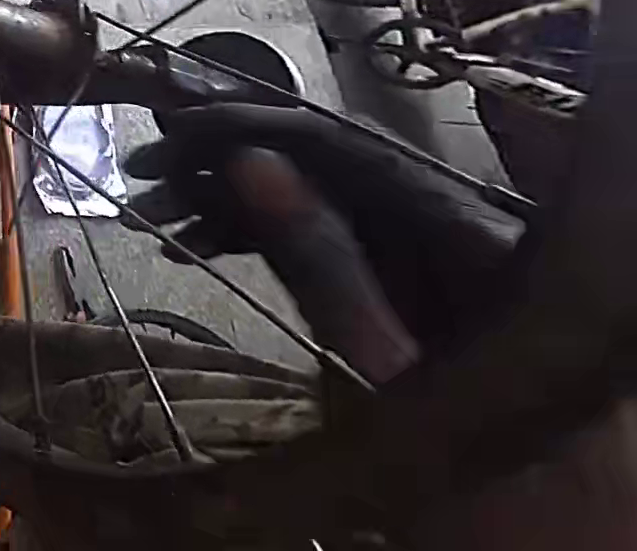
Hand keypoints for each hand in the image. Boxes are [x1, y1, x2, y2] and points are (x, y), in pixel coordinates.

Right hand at [128, 104, 636, 549]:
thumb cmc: (492, 507)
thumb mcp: (396, 385)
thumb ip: (327, 267)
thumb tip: (246, 161)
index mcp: (482, 243)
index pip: (350, 150)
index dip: (255, 127)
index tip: (178, 129)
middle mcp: (446, 235)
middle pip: (315, 170)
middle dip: (220, 166)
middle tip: (144, 172)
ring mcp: (412, 264)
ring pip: (296, 203)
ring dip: (216, 203)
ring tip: (147, 213)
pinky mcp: (379, 293)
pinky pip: (298, 245)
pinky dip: (237, 240)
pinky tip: (185, 245)